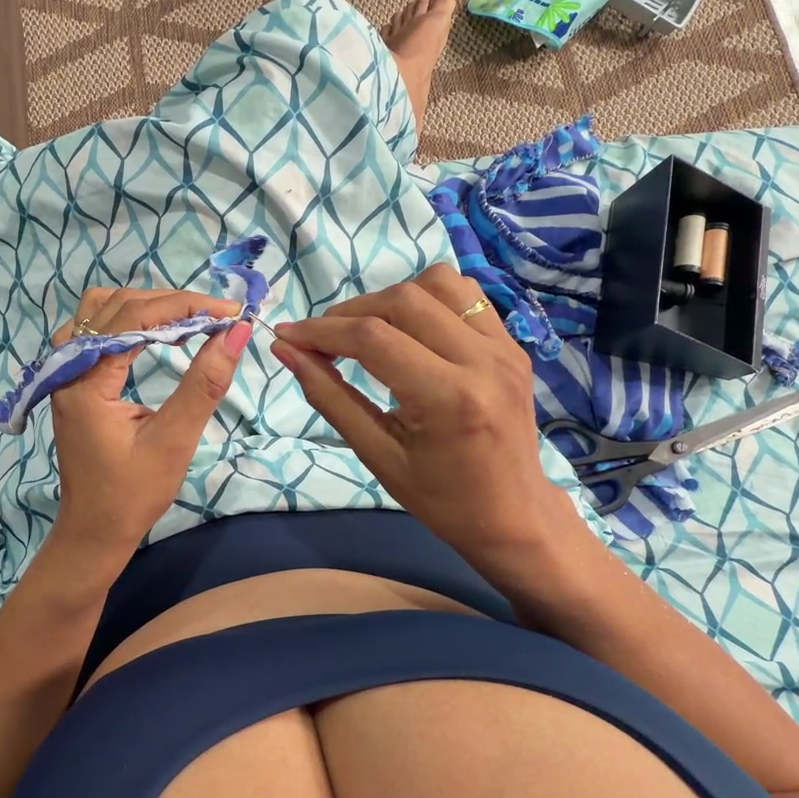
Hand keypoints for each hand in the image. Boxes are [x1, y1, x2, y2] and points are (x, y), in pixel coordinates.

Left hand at [48, 288, 249, 554]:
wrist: (93, 528)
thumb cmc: (133, 493)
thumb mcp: (174, 441)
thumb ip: (204, 384)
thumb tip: (237, 333)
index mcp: (85, 382)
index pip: (133, 317)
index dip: (184, 305)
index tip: (230, 311)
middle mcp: (66, 367)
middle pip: (116, 305)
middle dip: (169, 303)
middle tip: (217, 317)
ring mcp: (63, 371)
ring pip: (100, 310)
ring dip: (145, 307)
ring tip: (189, 320)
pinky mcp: (70, 378)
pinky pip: (95, 330)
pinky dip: (128, 322)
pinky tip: (156, 333)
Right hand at [270, 263, 565, 555]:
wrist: (512, 514)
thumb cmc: (439, 497)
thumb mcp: (375, 453)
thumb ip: (329, 396)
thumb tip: (286, 350)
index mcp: (448, 399)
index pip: (373, 339)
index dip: (321, 332)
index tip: (286, 337)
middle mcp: (482, 361)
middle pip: (401, 301)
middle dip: (348, 313)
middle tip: (321, 340)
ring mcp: (504, 347)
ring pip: (436, 283)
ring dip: (389, 298)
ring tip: (366, 330)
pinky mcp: (511, 344)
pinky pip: (464, 295)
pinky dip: (426, 299)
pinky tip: (407, 329)